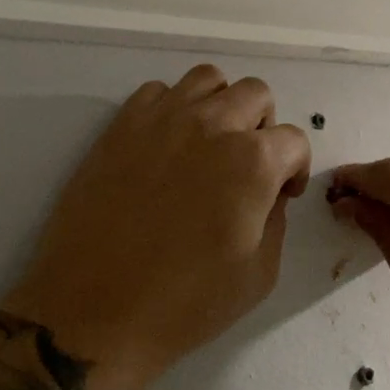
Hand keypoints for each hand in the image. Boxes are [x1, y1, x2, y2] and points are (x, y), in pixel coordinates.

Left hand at [2, 65, 311, 389]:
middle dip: (262, 127)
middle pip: (255, 94)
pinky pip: (157, 92)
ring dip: (219, 105)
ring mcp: (162, 119)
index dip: (293, 169)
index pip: (293, 140)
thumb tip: (269, 193)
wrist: (95, 310)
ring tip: (208, 143)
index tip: (280, 195)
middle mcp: (211, 124)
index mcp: (252, 161)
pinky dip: (171, 109)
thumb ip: (276, 220)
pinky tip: (165, 146)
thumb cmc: (185, 303)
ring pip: (207, 79)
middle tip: (247, 166)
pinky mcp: (121, 125)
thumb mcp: (258, 274)